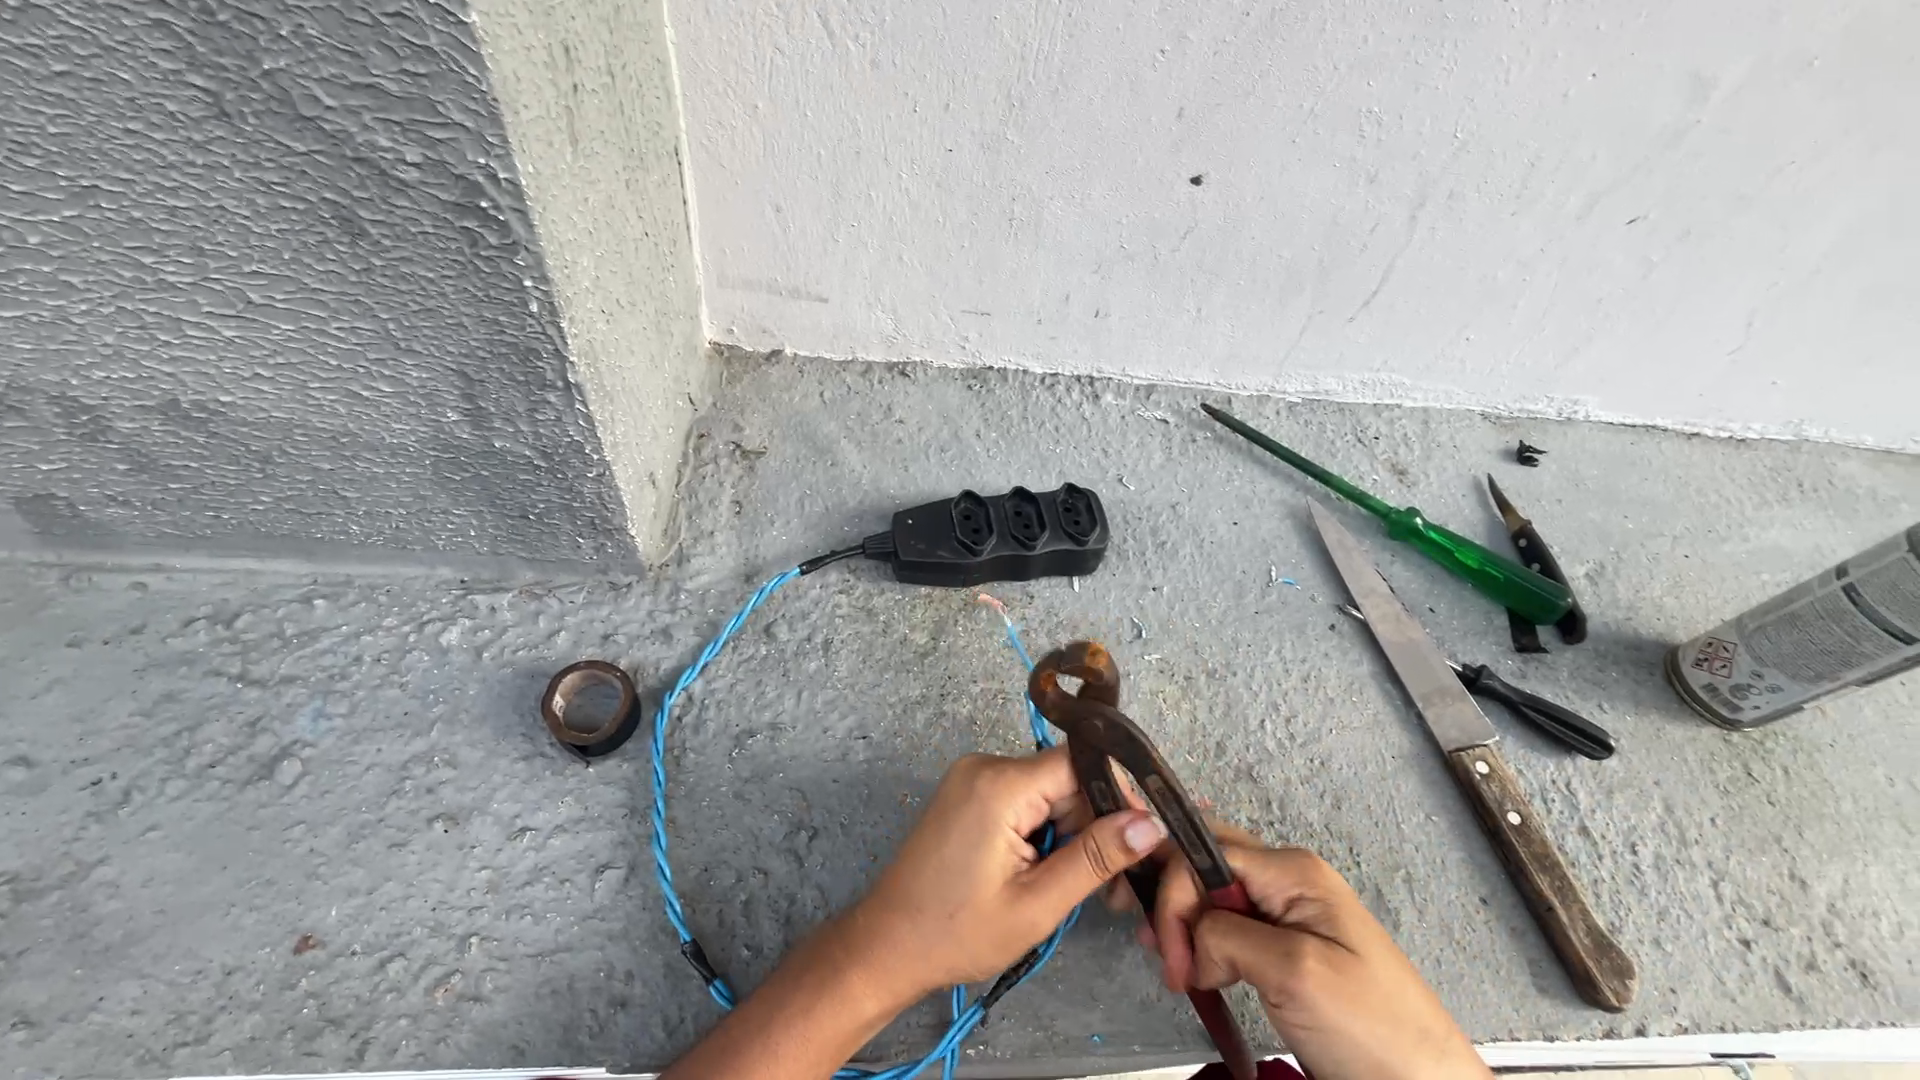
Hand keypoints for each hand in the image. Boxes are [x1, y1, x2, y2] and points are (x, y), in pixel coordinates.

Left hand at [846, 747, 1165, 998]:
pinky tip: (1051, 873)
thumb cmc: (957, 932)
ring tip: (1082, 891)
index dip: (1117, 797)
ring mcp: (973, 778)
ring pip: (1048, 793)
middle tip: (1114, 890)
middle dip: (1094, 827)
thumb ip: (1096, 858)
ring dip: (1071, 835)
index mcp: (1000, 783)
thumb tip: (1150, 823)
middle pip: (1065, 780)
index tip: (1142, 841)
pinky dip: (1044, 833)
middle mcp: (985, 765)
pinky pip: (1023, 801)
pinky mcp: (969, 795)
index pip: (1080, 763)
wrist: (887, 946)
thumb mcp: (1037, 903)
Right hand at [1136, 828, 1490, 1079]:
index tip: (1169, 955)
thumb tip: (1193, 942)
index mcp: (1292, 870)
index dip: (1175, 894)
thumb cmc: (1370, 1028)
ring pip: (1211, 893)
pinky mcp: (1283, 946)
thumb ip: (1228, 936)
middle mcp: (1286, 879)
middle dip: (1170, 897)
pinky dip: (1200, 941)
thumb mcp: (1295, 972)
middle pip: (1205, 862)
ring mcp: (1287, 912)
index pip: (1205, 852)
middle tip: (1156, 949)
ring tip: (1172, 965)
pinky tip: (1190, 967)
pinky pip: (1227, 926)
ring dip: (1183, 921)